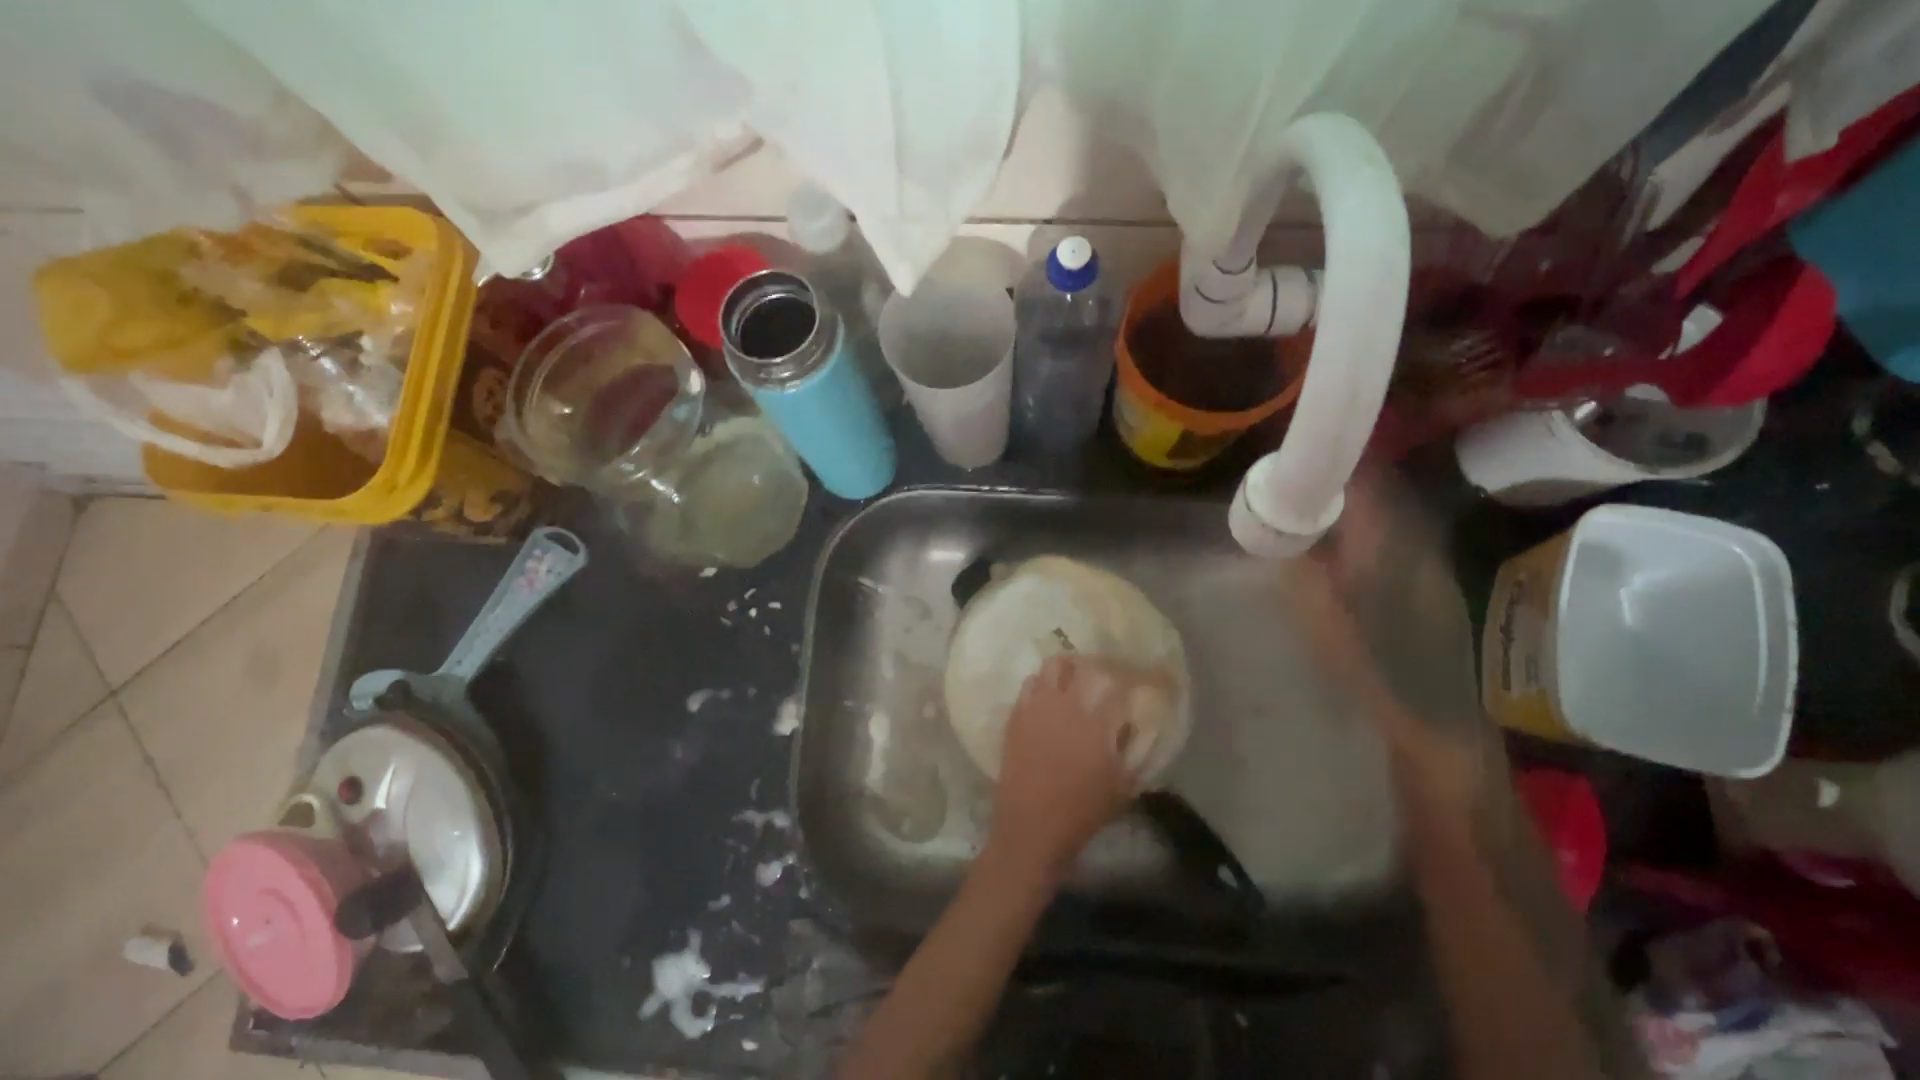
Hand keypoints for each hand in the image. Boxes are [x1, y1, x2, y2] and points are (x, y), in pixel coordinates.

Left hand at [988, 654, 1162, 880]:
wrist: (1031, 826)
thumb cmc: (1082, 811)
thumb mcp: (1122, 786)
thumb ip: (1133, 751)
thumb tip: (1137, 728)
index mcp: (1097, 720)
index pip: (1118, 680)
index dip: (1131, 675)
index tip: (1138, 678)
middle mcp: (1066, 704)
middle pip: (1082, 663)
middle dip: (1096, 666)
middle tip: (1103, 678)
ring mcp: (1036, 707)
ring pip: (1051, 667)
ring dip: (1066, 670)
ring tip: (1073, 683)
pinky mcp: (1015, 717)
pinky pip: (1028, 687)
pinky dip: (1041, 687)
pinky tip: (1047, 701)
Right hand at [1299, 472, 1487, 818]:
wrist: (1435, 721)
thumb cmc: (1371, 664)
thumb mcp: (1318, 607)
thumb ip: (1300, 552)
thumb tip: (1281, 509)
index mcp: (1390, 533)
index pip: (1362, 467)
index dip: (1327, 452)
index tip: (1289, 451)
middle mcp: (1418, 534)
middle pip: (1375, 484)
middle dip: (1332, 475)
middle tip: (1288, 483)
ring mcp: (1430, 558)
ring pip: (1385, 511)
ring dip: (1349, 504)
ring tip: (1307, 513)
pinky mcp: (1431, 582)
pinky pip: (1392, 536)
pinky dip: (1363, 531)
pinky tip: (1339, 553)